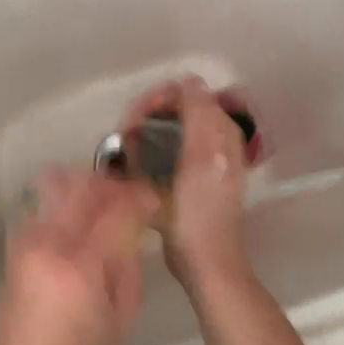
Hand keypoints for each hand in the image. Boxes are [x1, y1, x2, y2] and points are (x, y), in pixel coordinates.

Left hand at [0, 170, 159, 344]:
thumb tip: (131, 233)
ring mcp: (29, 239)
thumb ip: (130, 269)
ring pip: (59, 186)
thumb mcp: (122, 317)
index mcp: (81, 265)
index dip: (140, 198)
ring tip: (106, 203)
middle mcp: (51, 243)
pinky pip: (46, 205)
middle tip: (130, 196)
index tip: (154, 199)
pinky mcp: (18, 242)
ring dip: (88, 187)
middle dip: (113, 185)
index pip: (116, 211)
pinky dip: (67, 201)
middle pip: (84, 188)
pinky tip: (82, 218)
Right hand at [123, 77, 250, 284]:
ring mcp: (204, 164)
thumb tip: (191, 81)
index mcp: (219, 136)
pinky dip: (151, 153)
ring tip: (127, 154)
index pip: (187, 95)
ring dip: (145, 136)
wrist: (206, 264)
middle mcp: (215, 144)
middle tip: (125, 138)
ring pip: (169, 132)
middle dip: (147, 117)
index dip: (156, 100)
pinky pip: (167, 154)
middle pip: (176, 111)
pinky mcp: (192, 183)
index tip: (130, 122)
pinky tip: (138, 168)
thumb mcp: (201, 161)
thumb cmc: (199, 216)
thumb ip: (199, 116)